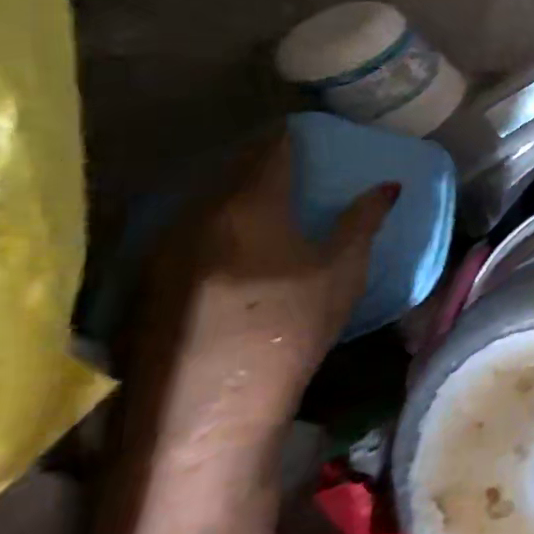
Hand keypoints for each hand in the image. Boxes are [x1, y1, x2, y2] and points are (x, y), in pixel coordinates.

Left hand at [144, 134, 397, 425]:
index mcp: (250, 203)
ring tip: (259, 194)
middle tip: (288, 159)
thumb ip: (364, 220)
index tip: (306, 131)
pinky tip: (225, 239)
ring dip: (231, 188)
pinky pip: (183, 227)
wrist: (210, 403)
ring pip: (202, 198)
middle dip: (260, 159)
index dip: (290, 136)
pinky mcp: (145, 279)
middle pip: (231, 169)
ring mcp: (163, 246)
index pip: (271, 150)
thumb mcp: (343, 269)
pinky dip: (209, 219)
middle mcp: (198, 213)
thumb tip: (388, 185)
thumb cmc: (291, 324)